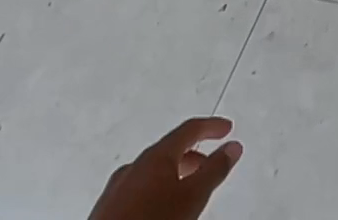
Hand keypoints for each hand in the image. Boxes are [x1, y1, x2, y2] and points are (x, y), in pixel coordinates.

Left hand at [87, 116, 243, 219]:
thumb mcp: (193, 196)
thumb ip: (215, 169)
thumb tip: (232, 148)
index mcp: (155, 156)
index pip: (189, 129)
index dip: (211, 126)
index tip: (226, 128)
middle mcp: (133, 167)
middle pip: (168, 151)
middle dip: (192, 155)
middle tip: (209, 162)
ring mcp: (115, 190)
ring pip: (151, 173)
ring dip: (173, 175)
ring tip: (187, 191)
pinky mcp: (105, 212)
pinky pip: (137, 191)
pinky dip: (155, 191)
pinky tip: (160, 209)